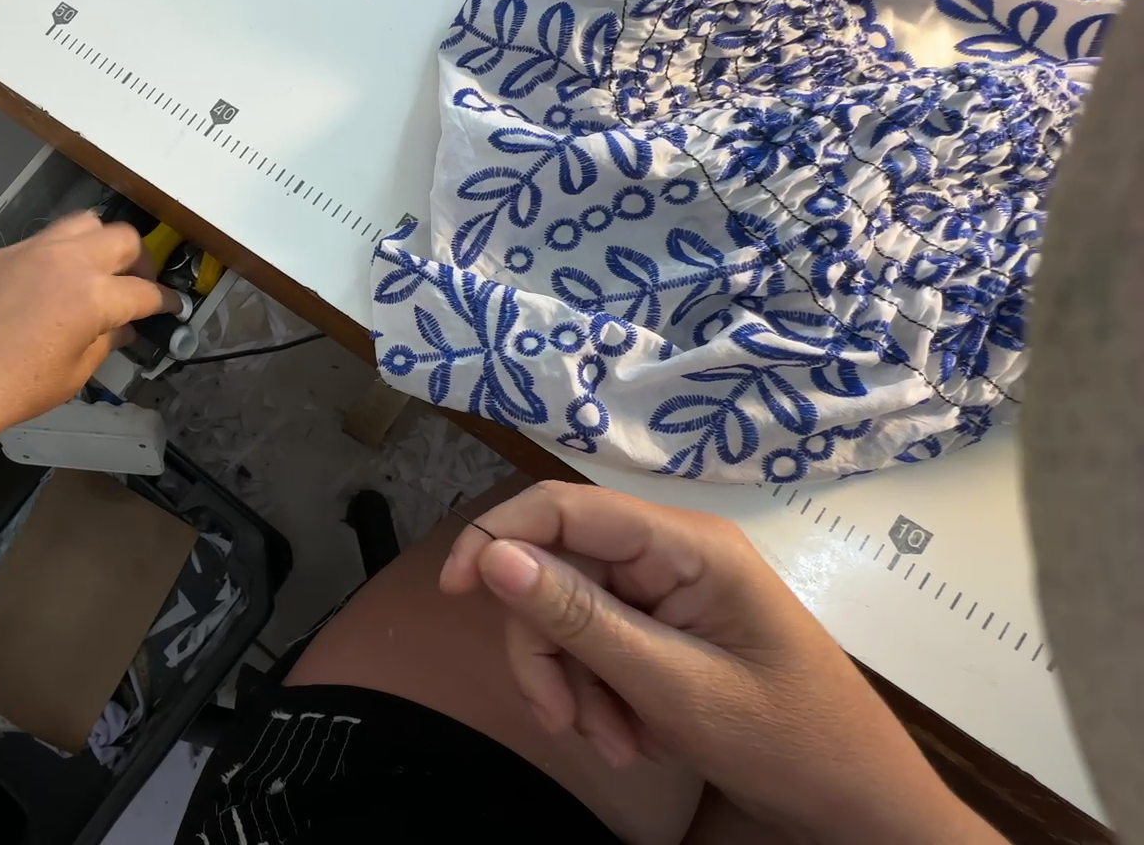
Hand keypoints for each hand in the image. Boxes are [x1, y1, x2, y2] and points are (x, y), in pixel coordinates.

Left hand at [0, 211, 180, 456]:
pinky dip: (66, 252)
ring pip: (85, 223)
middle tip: (138, 287)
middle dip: (140, 261)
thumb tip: (121, 327)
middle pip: (122, 238)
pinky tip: (55, 284)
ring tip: (100, 273)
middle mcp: (67, 259)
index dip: (165, 301)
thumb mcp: (71, 375)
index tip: (173, 308)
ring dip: (103, 244)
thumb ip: (104, 343)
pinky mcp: (2, 253)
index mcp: (91, 295)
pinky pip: (48, 239)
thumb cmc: (10, 391)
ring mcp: (31, 250)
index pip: (144, 291)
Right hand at [439, 481, 1000, 842]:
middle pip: (555, 569)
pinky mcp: (656, 620)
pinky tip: (627, 736)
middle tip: (556, 716)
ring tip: (610, 742)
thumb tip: (493, 557)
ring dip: (570, 679)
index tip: (454, 589)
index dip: (497, 535)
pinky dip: (591, 689)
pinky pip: (589, 639)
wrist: (867, 816)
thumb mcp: (679, 688)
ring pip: (564, 610)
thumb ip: (581, 619)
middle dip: (546, 646)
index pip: (560, 508)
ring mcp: (660, 586)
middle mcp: (664, 550)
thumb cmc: (794, 745)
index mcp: (682, 543)